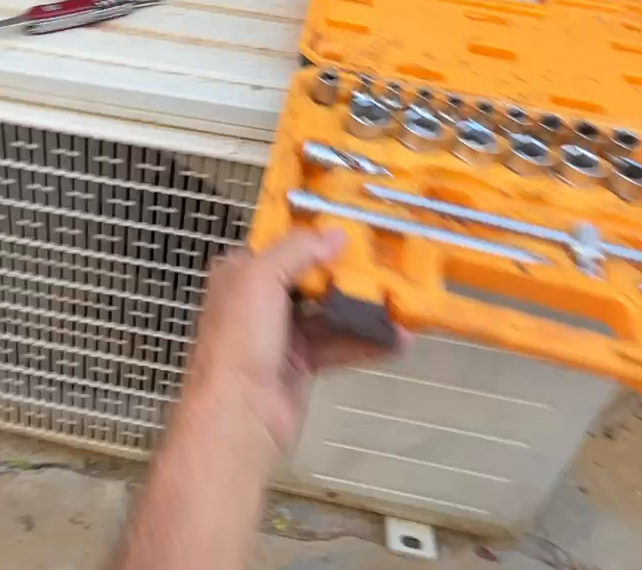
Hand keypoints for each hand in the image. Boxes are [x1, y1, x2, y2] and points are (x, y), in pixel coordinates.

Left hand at [181, 229, 406, 456]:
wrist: (240, 415)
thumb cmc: (240, 338)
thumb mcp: (262, 278)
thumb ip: (298, 251)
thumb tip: (336, 233)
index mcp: (240, 272)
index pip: (277, 243)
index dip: (311, 234)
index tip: (349, 226)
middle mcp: (257, 298)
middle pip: (307, 276)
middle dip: (344, 271)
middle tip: (384, 262)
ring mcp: (280, 332)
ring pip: (327, 312)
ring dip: (362, 309)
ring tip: (400, 302)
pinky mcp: (301, 363)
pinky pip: (337, 345)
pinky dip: (365, 341)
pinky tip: (397, 339)